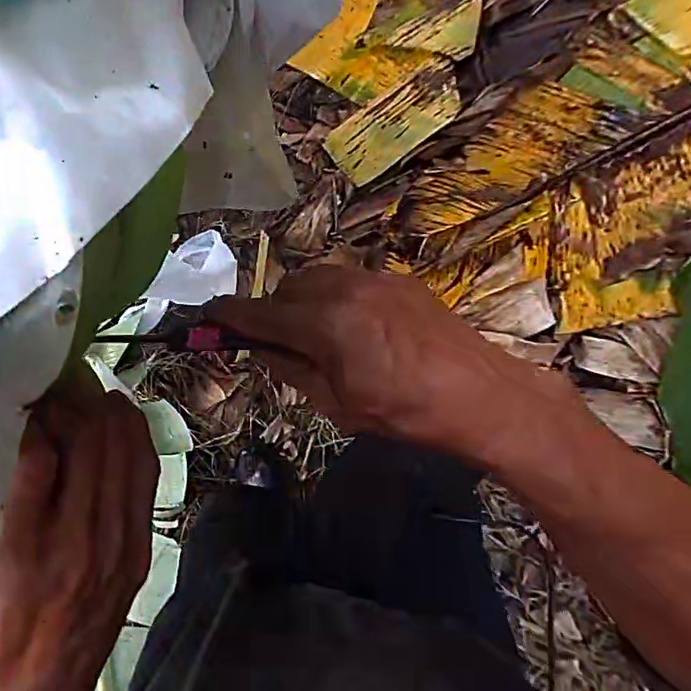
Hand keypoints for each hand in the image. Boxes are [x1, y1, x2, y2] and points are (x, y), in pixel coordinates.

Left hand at [0, 375, 155, 690]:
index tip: (95, 395)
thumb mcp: (102, 587)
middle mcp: (111, 539)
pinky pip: (34, 468)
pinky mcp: (22, 548)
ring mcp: (69, 543)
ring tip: (33, 401)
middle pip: (112, 439)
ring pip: (80, 443)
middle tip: (55, 387)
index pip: (142, 455)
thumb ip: (105, 528)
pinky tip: (13, 429)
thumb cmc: (53, 645)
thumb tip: (90, 464)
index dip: (120, 413)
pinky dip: (27, 437)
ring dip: (57, 409)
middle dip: (85, 399)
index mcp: (134, 546)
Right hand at [208, 265, 582, 467]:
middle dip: (268, 312)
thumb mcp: (335, 403)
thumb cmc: (404, 412)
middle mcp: (342, 289)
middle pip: (282, 289)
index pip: (257, 313)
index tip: (207, 318)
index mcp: (322, 324)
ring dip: (298, 301)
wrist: (483, 396)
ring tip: (312, 334)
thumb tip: (258, 348)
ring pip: (312, 278)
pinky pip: (345, 279)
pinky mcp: (395, 279)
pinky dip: (330, 296)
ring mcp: (371, 279)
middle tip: (272, 343)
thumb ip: (289, 369)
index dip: (226, 316)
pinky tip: (348, 326)